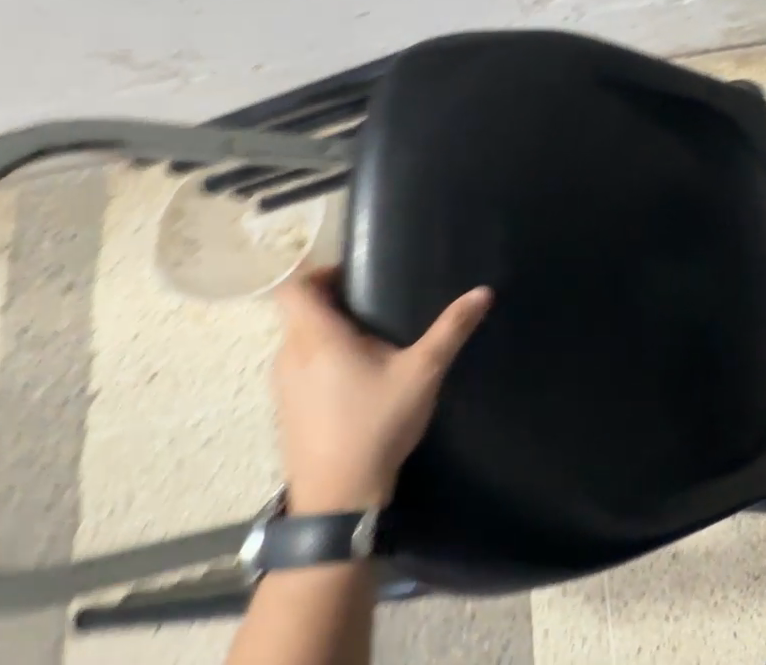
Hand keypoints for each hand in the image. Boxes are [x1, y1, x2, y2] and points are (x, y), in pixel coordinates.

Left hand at [271, 268, 491, 512]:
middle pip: (297, 312)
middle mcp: (289, 355)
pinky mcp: (287, 409)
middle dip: (332, 300)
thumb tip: (482, 292)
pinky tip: (358, 376)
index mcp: (316, 338)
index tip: (354, 273)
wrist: (339, 495)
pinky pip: (299, 366)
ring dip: (327, 331)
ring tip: (372, 336)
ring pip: (298, 340)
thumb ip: (451, 330)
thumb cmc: (377, 423)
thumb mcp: (423, 372)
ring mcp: (283, 385)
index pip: (292, 287)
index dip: (317, 271)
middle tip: (376, 300)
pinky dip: (322, 358)